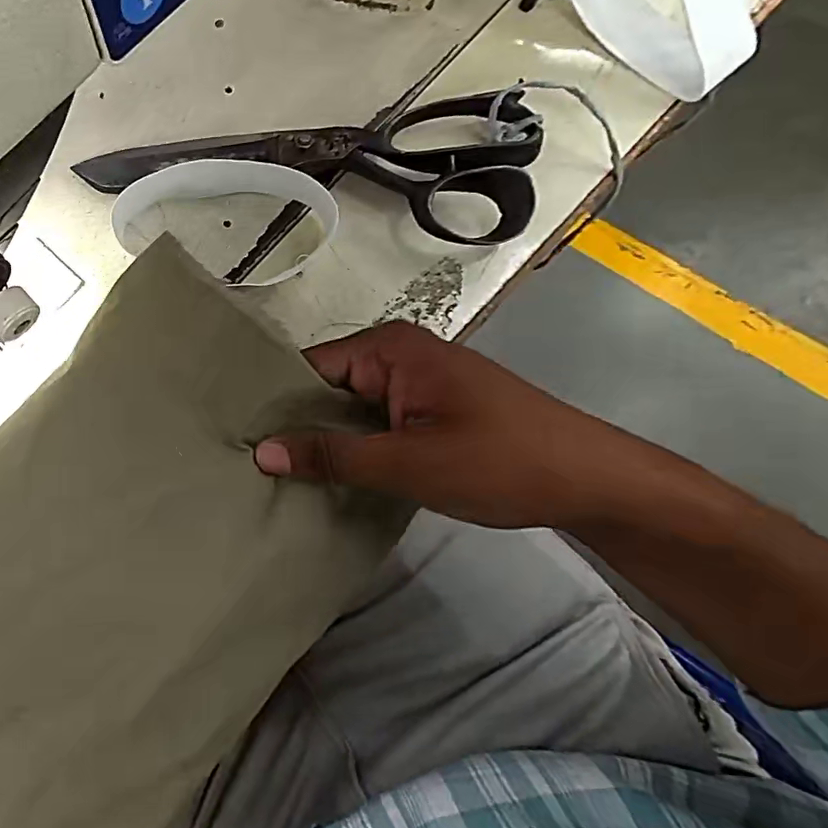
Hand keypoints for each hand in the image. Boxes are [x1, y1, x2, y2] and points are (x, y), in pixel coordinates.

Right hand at [255, 321, 662, 530]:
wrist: (590, 480)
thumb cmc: (500, 461)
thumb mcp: (408, 463)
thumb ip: (333, 456)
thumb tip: (261, 452)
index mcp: (390, 348)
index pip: (308, 367)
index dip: (275, 404)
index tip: (237, 440)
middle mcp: (398, 353)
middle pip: (326, 385)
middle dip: (297, 425)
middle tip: (250, 466)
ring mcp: (415, 381)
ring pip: (350, 407)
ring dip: (326, 440)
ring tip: (279, 476)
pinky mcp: (428, 407)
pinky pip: (374, 420)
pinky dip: (355, 446)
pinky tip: (330, 476)